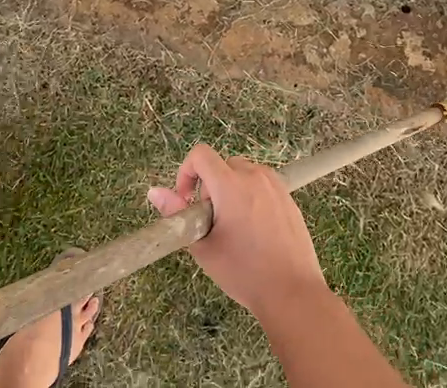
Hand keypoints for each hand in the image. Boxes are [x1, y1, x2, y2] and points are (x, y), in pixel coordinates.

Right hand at [148, 144, 326, 316]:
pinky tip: (255, 231)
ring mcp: (276, 186)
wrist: (292, 293)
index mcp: (230, 184)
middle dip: (210, 186)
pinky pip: (263, 186)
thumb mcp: (203, 246)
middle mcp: (255, 176)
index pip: (201, 154)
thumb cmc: (243, 272)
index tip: (187, 200)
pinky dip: (251, 197)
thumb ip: (177, 214)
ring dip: (231, 189)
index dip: (187, 172)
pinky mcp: (289, 198)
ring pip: (244, 174)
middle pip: (223, 165)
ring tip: (234, 227)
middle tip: (211, 221)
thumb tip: (154, 192)